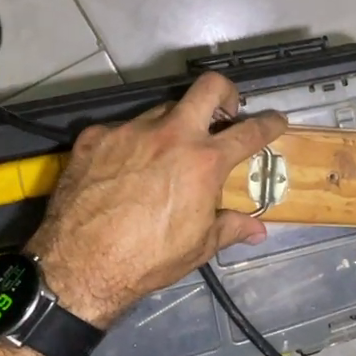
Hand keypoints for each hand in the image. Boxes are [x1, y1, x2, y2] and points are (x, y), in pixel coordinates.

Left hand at [24, 72, 287, 329]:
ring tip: (166, 154)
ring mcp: (130, 131)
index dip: (269, 123)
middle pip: (209, 87)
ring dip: (174, 125)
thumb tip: (258, 230)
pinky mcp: (95, 137)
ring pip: (162, 110)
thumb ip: (230, 227)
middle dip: (225, 93)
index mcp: (204, 161)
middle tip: (225, 112)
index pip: (249, 132)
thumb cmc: (148, 260)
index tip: (277, 119)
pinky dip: (131, 145)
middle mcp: (170, 135)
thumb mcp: (199, 246)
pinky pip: (122, 130)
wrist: (78, 267)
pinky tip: (123, 169)